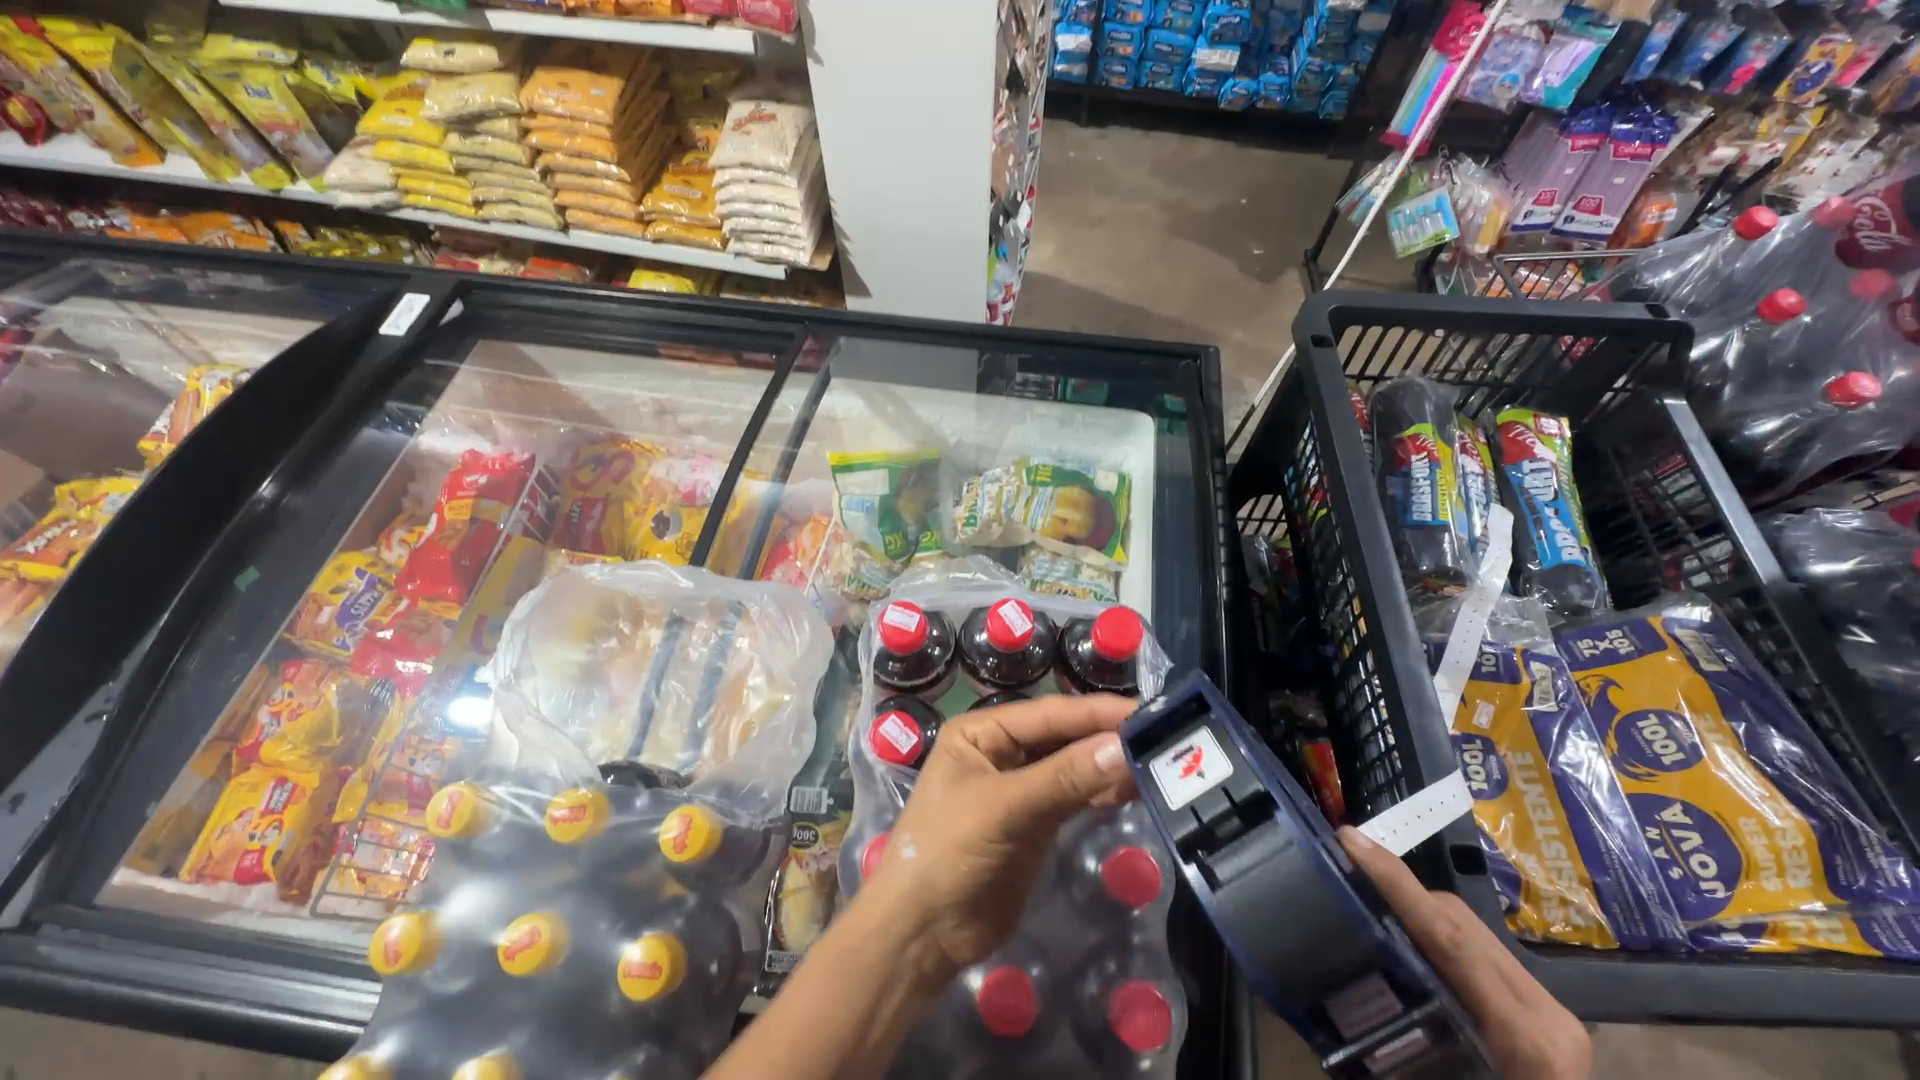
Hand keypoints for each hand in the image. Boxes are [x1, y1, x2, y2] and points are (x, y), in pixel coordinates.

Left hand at [858, 693, 1138, 984]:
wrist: (924, 932)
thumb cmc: (949, 854)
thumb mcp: (1004, 809)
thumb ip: (1064, 778)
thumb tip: (1124, 746)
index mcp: (982, 732)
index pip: (1050, 714)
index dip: (1098, 713)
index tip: (1150, 714)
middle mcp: (1001, 752)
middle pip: (1065, 737)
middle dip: (1108, 738)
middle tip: (1165, 739)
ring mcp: (1020, 788)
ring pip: (1073, 766)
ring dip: (1109, 766)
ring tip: (1159, 765)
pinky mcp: (1035, 823)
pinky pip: (1075, 796)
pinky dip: (1101, 793)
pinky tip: (1132, 791)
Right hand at [1337, 827, 1591, 1079]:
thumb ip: (1385, 1059)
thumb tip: (1316, 1011)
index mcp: (1524, 1039)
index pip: (1450, 940)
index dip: (1396, 884)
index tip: (1350, 840)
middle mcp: (1547, 1016)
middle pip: (1460, 925)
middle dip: (1398, 890)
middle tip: (1341, 869)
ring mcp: (1553, 1016)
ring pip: (1472, 934)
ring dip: (1415, 911)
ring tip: (1363, 899)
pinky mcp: (1548, 1021)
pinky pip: (1482, 958)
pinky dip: (1436, 941)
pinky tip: (1403, 946)